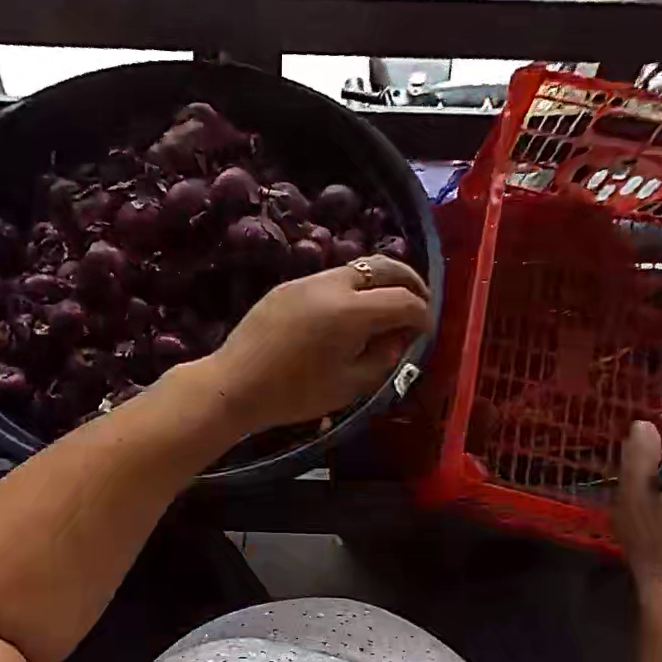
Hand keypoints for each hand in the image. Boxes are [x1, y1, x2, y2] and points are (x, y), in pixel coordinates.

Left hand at [200, 255, 431, 432]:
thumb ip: (385, 357)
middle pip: (385, 267)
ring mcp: (308, 281)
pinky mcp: (289, 286)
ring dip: (381, 284)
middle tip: (421, 305)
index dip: (423, 315)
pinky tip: (352, 315)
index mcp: (352, 312)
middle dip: (411, 283)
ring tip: (389, 310)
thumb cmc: (296, 394)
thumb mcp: (351, 385)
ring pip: (358, 269)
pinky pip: (332, 280)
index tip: (426, 331)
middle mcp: (333, 285)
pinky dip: (354, 290)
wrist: (236, 385)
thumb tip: (403, 336)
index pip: (404, 301)